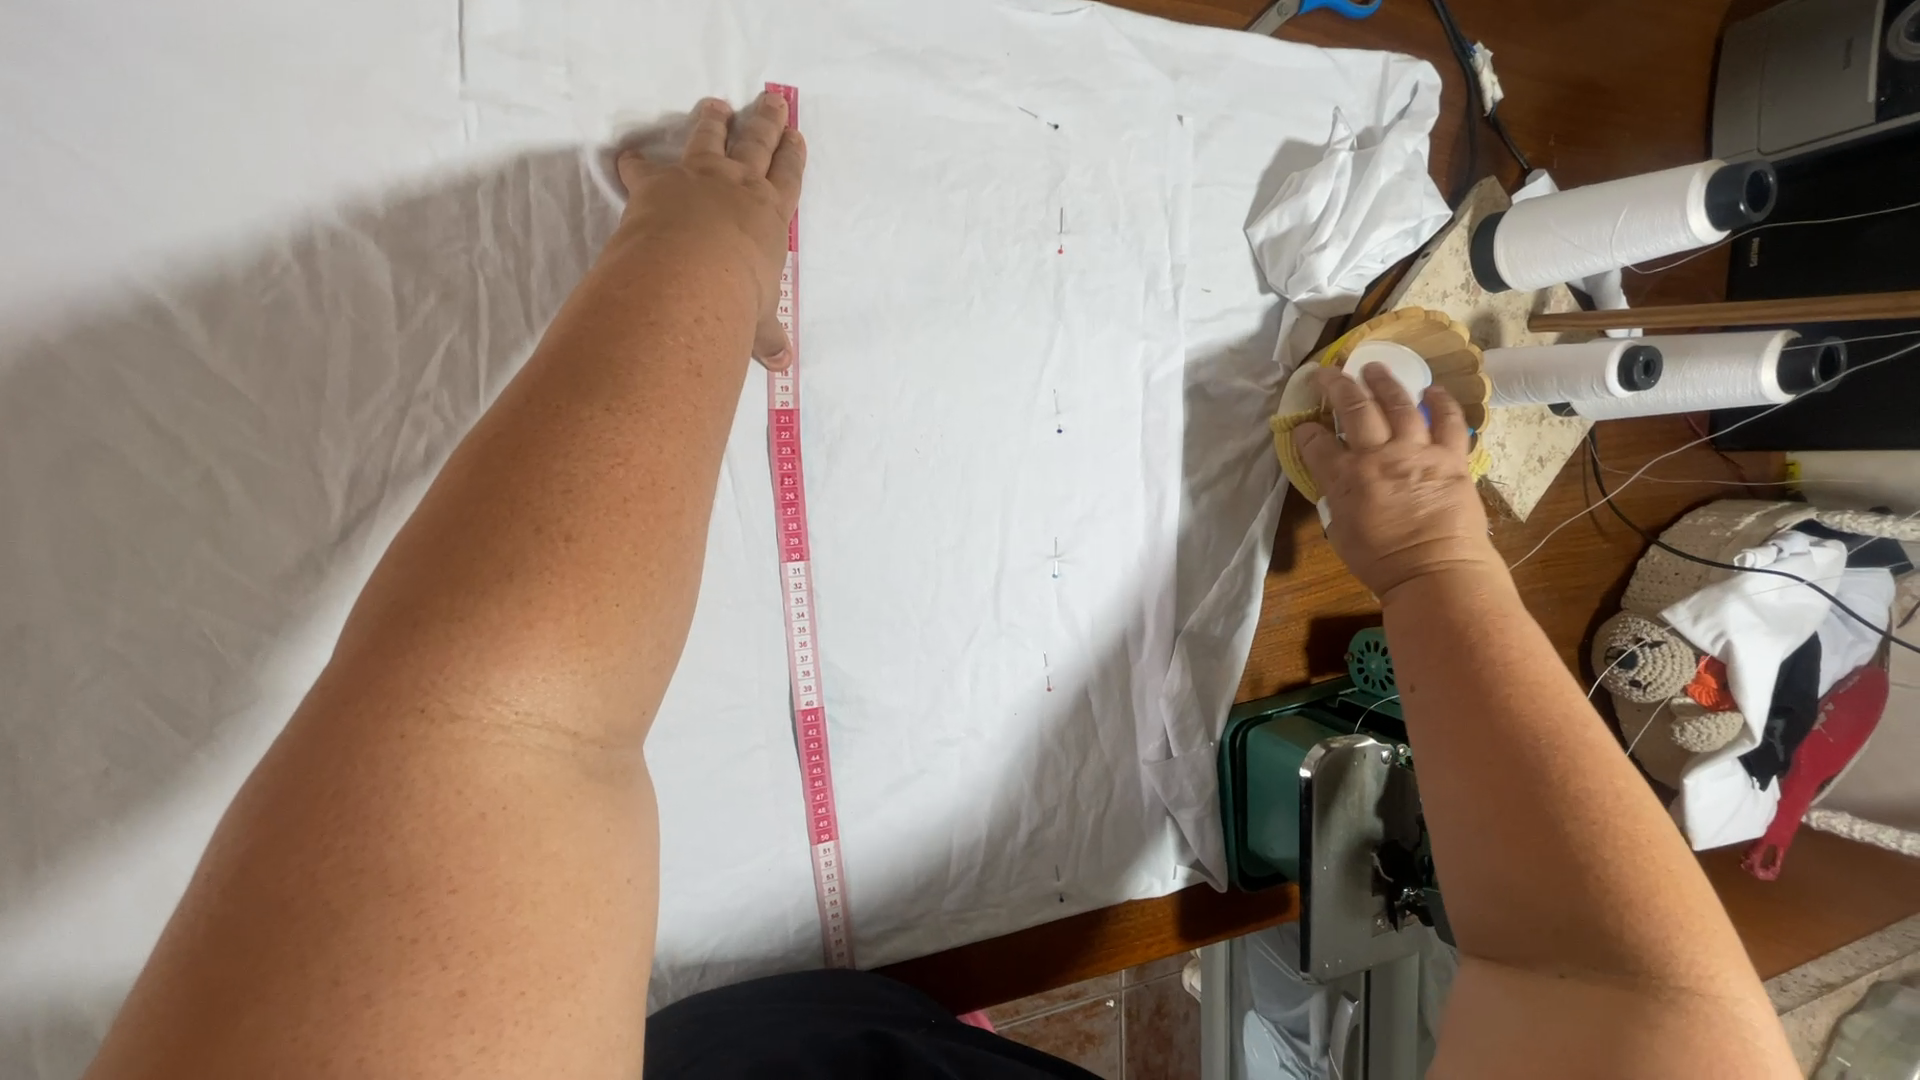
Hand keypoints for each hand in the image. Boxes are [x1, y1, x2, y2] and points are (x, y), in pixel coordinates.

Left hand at [615, 93, 806, 369]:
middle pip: (757, 144)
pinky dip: (635, 162)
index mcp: (771, 217)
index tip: (796, 136)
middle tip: (772, 101)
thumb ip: (768, 337)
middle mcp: (739, 187)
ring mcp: (698, 179)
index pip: (788, 178)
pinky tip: (628, 157)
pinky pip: (643, 166)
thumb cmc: (739, 300)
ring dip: (713, 120)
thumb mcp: (759, 323)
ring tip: (715, 106)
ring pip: (709, 138)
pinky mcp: (658, 183)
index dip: (793, 157)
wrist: (692, 278)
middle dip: (766, 122)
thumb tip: (782, 365)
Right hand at [1292, 363, 1502, 600]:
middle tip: (1328, 373)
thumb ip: (1337, 499)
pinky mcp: (1451, 458)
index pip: (1316, 443)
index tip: (1302, 424)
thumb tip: (1339, 482)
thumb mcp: (1340, 530)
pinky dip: (1440, 403)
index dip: (1305, 430)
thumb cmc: (1380, 561)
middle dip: (1337, 386)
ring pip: (1399, 405)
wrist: (1435, 571)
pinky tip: (1432, 390)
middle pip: (1355, 409)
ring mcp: (1417, 453)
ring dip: (1384, 383)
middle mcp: (1377, 456)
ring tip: (1374, 367)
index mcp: (1344, 479)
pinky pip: (1448, 422)